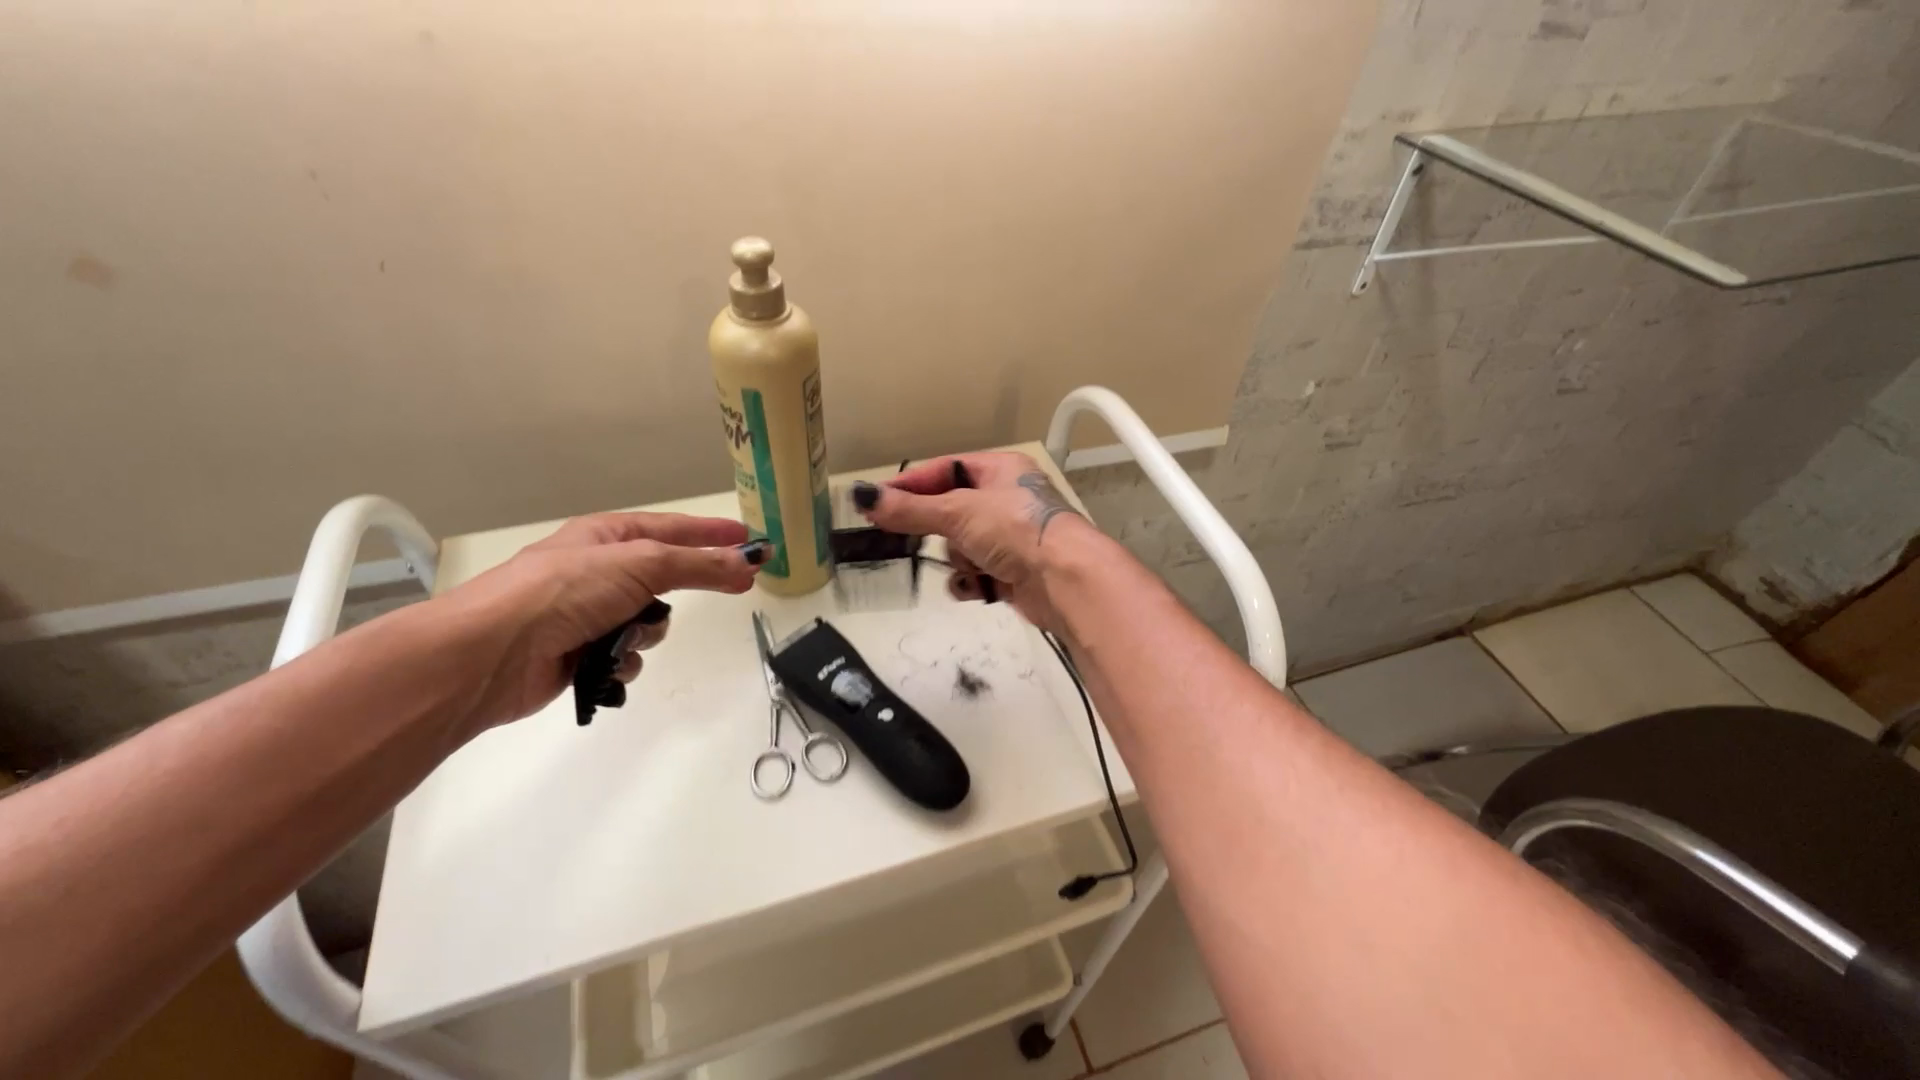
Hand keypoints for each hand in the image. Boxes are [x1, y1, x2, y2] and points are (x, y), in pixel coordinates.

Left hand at [434, 512, 761, 734]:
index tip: (750, 540)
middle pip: (664, 576)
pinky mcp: (581, 655)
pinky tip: (607, 664)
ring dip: (647, 630)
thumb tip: (749, 562)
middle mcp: (598, 571)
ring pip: (649, 621)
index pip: (672, 528)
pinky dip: (624, 660)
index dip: (711, 533)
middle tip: (738, 589)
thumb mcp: (640, 565)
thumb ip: (698, 565)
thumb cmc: (565, 591)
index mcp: (605, 536)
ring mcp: (588, 614)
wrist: (494, 652)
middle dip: (688, 586)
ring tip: (626, 635)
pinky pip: (627, 655)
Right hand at [855, 452, 1092, 629]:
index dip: (909, 485)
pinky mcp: (1014, 572)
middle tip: (907, 538)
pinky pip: (977, 573)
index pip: (944, 469)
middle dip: (936, 528)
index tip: (875, 503)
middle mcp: (1007, 499)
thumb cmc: (1016, 531)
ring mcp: (1012, 538)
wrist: (1066, 581)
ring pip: (961, 545)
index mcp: (1001, 469)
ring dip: (957, 558)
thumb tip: (863, 497)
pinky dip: (971, 581)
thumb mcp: (957, 513)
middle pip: (951, 510)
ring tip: (968, 565)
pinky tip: (975, 587)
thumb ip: (910, 509)